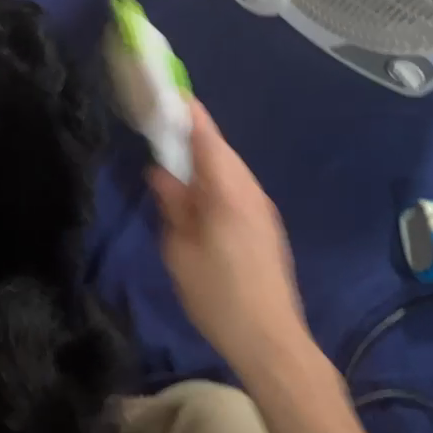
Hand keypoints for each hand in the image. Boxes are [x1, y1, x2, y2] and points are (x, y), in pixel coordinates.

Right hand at [148, 100, 307, 369]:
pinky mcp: (266, 224)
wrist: (272, 341)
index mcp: (228, 189)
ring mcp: (262, 206)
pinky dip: (216, 178)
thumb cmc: (219, 296)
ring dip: (203, 158)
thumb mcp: (180, 250)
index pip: (206, 134)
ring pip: (229, 167)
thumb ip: (172, 204)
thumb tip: (162, 173)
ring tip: (175, 162)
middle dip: (191, 134)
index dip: (186, 110)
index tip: (165, 91)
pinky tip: (199, 194)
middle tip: (160, 128)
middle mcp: (250, 188)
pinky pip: (237, 186)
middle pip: (219, 148)